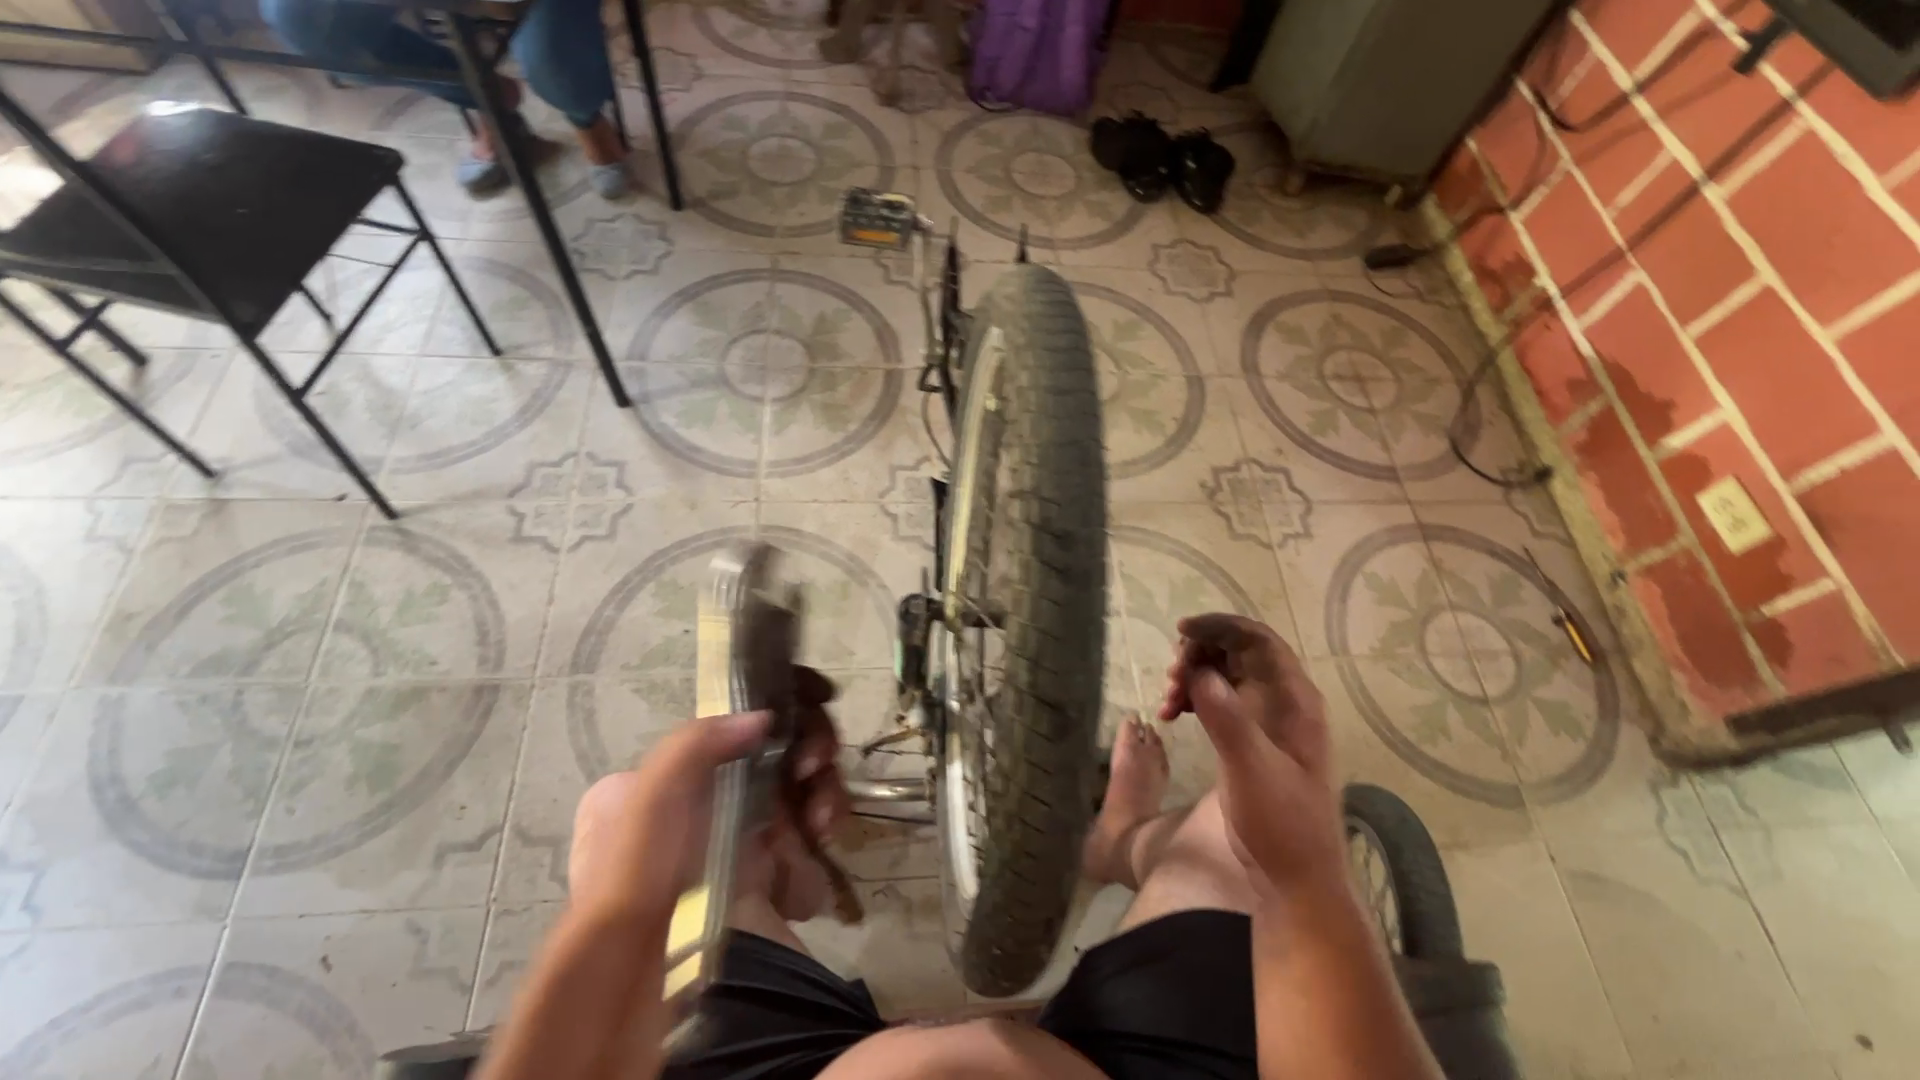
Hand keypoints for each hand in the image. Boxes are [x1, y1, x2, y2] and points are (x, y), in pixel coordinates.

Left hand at [567, 668, 850, 923]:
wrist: (644, 981)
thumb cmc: (640, 876)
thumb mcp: (650, 796)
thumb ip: (698, 744)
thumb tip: (764, 718)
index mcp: (671, 777)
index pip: (735, 725)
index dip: (780, 712)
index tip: (809, 710)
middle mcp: (707, 803)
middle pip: (779, 754)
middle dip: (809, 753)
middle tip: (817, 766)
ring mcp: (741, 842)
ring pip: (802, 793)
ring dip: (823, 794)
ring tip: (822, 821)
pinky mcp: (770, 878)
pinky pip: (810, 840)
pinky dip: (821, 833)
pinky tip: (822, 841)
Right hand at [1158, 614, 1345, 897]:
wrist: (1294, 879)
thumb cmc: (1281, 825)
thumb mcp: (1251, 771)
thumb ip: (1228, 719)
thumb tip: (1200, 673)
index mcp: (1295, 701)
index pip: (1259, 641)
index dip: (1220, 627)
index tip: (1180, 631)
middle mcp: (1283, 703)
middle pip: (1238, 653)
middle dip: (1199, 655)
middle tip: (1171, 681)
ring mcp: (1267, 721)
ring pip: (1224, 675)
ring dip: (1192, 677)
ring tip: (1167, 702)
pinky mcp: (1249, 740)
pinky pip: (1218, 700)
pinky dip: (1193, 699)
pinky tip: (1171, 716)